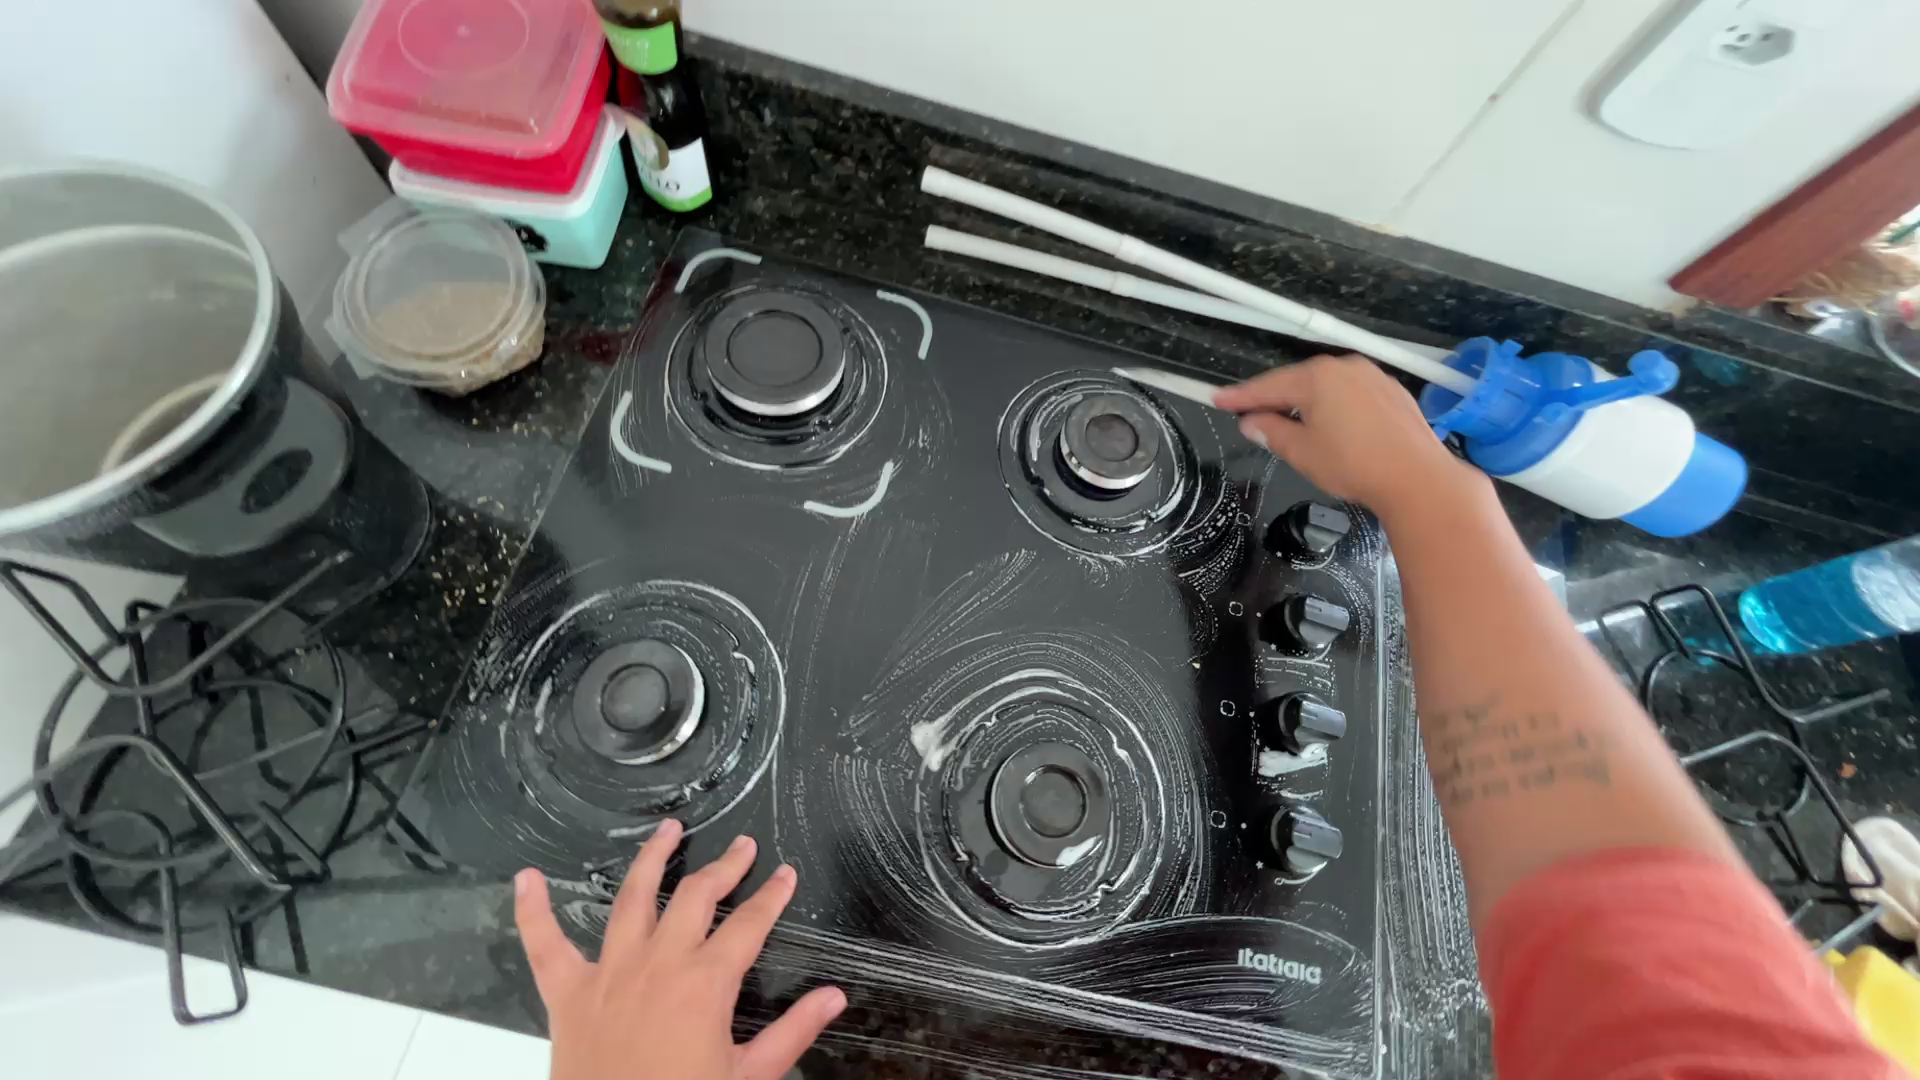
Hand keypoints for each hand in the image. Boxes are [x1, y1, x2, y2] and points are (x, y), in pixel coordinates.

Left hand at [514, 820, 845, 1079]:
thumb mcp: (750, 1079)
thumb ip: (794, 1031)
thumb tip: (836, 995)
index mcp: (705, 982)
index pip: (750, 923)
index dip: (773, 895)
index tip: (787, 873)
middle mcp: (660, 962)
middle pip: (697, 896)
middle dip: (725, 866)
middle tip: (743, 846)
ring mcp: (610, 973)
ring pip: (633, 898)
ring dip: (652, 858)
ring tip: (669, 828)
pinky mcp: (569, 995)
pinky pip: (546, 948)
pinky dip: (533, 912)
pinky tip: (526, 879)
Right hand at [1212, 354, 1486, 516]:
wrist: (1418, 478)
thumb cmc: (1352, 464)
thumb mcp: (1300, 451)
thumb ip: (1271, 431)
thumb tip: (1252, 422)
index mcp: (1317, 378)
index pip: (1267, 386)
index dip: (1240, 397)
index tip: (1217, 399)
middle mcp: (1345, 368)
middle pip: (1297, 381)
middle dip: (1273, 398)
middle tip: (1249, 414)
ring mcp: (1373, 377)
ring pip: (1325, 386)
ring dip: (1303, 402)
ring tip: (1286, 421)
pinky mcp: (1392, 392)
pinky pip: (1350, 393)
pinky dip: (1331, 405)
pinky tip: (1326, 424)